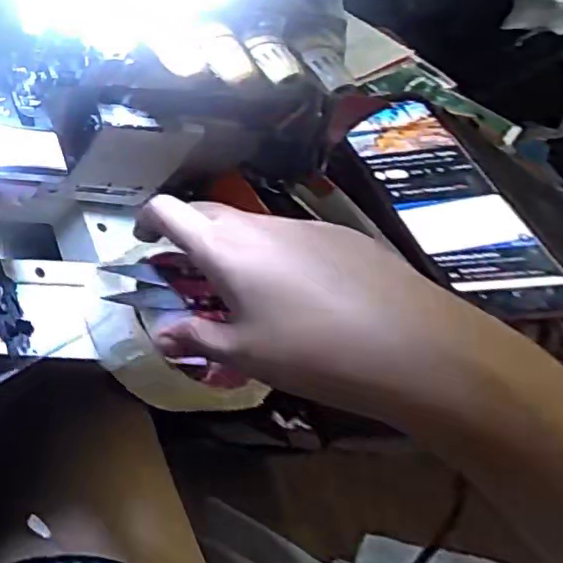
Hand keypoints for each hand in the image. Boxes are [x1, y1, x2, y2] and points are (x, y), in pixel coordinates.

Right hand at [137, 195, 546, 430]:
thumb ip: (195, 337)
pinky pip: (289, 236)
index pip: (166, 209)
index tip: (143, 242)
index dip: (145, 219)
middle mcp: (255, 224)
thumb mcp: (245, 353)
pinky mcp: (337, 234)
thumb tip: (161, 334)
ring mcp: (299, 224)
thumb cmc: (314, 352)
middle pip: (204, 212)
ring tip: (246, 292)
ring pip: (249, 226)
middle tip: (187, 272)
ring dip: (232, 247)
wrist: (419, 347)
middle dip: (186, 235)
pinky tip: (303, 296)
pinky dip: (274, 254)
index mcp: (222, 246)